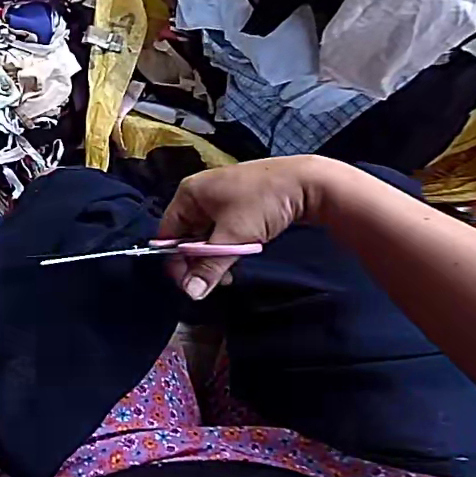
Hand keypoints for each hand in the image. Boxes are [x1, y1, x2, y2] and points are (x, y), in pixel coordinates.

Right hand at [157, 156, 344, 298]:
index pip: (168, 232)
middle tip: (212, 282)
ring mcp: (220, 195)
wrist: (307, 182)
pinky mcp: (239, 201)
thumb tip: (191, 294)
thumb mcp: (232, 237)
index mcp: (189, 193)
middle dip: (197, 261)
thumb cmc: (261, 203)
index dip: (175, 260)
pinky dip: (227, 245)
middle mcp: (200, 192)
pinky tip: (239, 256)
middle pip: (186, 234)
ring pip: (206, 234)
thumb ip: (209, 266)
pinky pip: (223, 228)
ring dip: (214, 256)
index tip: (189, 284)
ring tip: (228, 272)